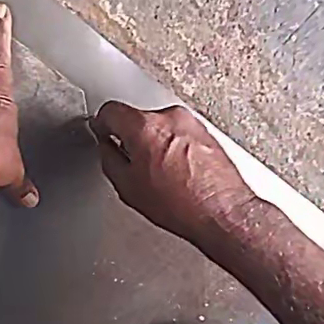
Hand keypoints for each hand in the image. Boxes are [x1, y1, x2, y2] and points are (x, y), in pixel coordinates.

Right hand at [88, 102, 262, 243]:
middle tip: (133, 164)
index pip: (111, 111)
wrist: (221, 212)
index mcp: (144, 127)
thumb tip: (107, 149)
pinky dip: (174, 147)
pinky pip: (179, 134)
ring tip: (161, 174)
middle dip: (131, 137)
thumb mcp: (128, 187)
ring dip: (155, 143)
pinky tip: (177, 174)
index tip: (102, 132)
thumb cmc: (182, 204)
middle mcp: (169, 117)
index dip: (102, 124)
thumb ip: (109, 159)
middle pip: (137, 117)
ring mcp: (191, 122)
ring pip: (160, 126)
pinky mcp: (206, 131)